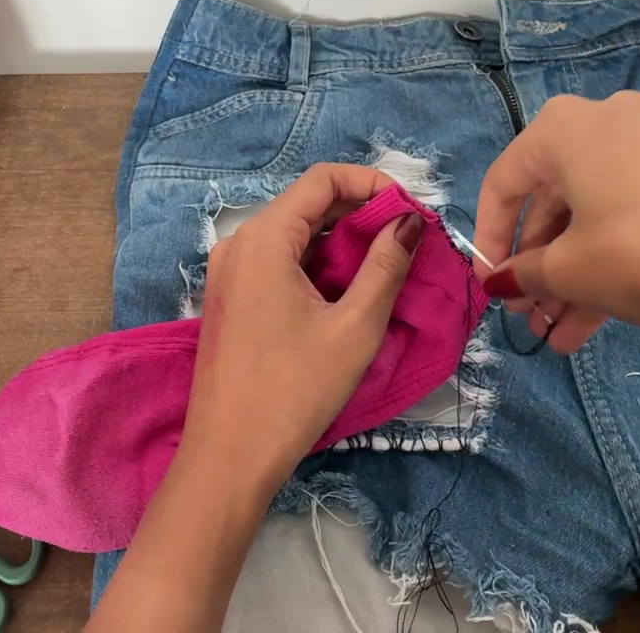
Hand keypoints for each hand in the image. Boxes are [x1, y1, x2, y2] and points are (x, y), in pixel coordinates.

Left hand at [180, 163, 423, 494]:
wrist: (227, 459)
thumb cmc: (293, 391)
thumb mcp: (353, 328)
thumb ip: (385, 266)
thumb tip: (409, 223)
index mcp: (263, 237)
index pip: (322, 179)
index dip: (372, 183)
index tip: (411, 210)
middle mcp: (239, 242)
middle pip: (307, 203)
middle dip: (361, 211)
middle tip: (409, 237)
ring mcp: (230, 269)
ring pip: (295, 232)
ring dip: (341, 238)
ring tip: (387, 260)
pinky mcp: (231, 295)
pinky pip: (279, 258)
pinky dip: (317, 261)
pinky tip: (347, 285)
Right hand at [473, 91, 639, 352]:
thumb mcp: (573, 269)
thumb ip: (524, 274)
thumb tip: (498, 283)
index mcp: (565, 128)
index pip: (505, 182)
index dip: (489, 238)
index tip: (487, 285)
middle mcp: (607, 126)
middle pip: (552, 203)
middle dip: (536, 268)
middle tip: (528, 317)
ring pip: (592, 217)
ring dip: (570, 278)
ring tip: (557, 338)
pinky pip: (629, 219)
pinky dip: (607, 264)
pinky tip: (593, 326)